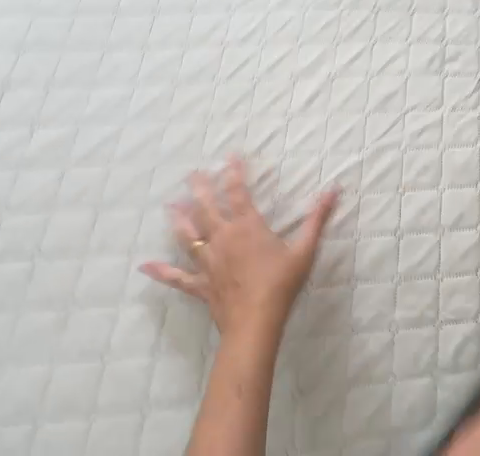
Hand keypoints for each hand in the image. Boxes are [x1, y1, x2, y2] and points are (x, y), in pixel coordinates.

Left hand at [140, 156, 339, 339]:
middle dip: (199, 189)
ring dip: (179, 220)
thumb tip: (334, 189)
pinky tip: (145, 266)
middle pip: (207, 209)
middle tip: (191, 172)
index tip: (229, 156)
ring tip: (169, 205)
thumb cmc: (282, 284)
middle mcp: (224, 239)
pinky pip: (178, 277)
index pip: (238, 193)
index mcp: (248, 228)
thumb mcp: (305, 249)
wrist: (255, 323)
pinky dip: (161, 272)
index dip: (233, 173)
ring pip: (189, 236)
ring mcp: (209, 262)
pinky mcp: (201, 285)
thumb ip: (318, 217)